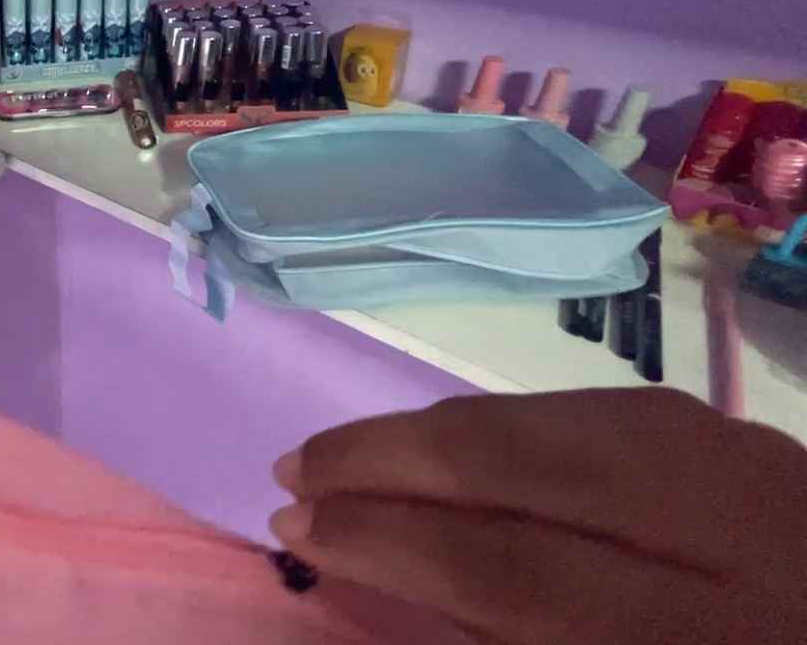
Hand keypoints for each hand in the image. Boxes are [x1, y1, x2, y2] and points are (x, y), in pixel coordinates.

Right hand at [269, 389, 806, 643]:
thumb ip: (491, 625)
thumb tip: (364, 547)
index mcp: (722, 635)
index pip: (511, 565)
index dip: (383, 539)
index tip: (295, 524)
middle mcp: (740, 524)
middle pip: (507, 458)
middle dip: (376, 459)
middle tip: (292, 472)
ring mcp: (727, 452)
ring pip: (519, 417)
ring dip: (407, 435)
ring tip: (334, 458)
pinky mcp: (696, 416)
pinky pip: (546, 409)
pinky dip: (466, 427)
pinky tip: (420, 447)